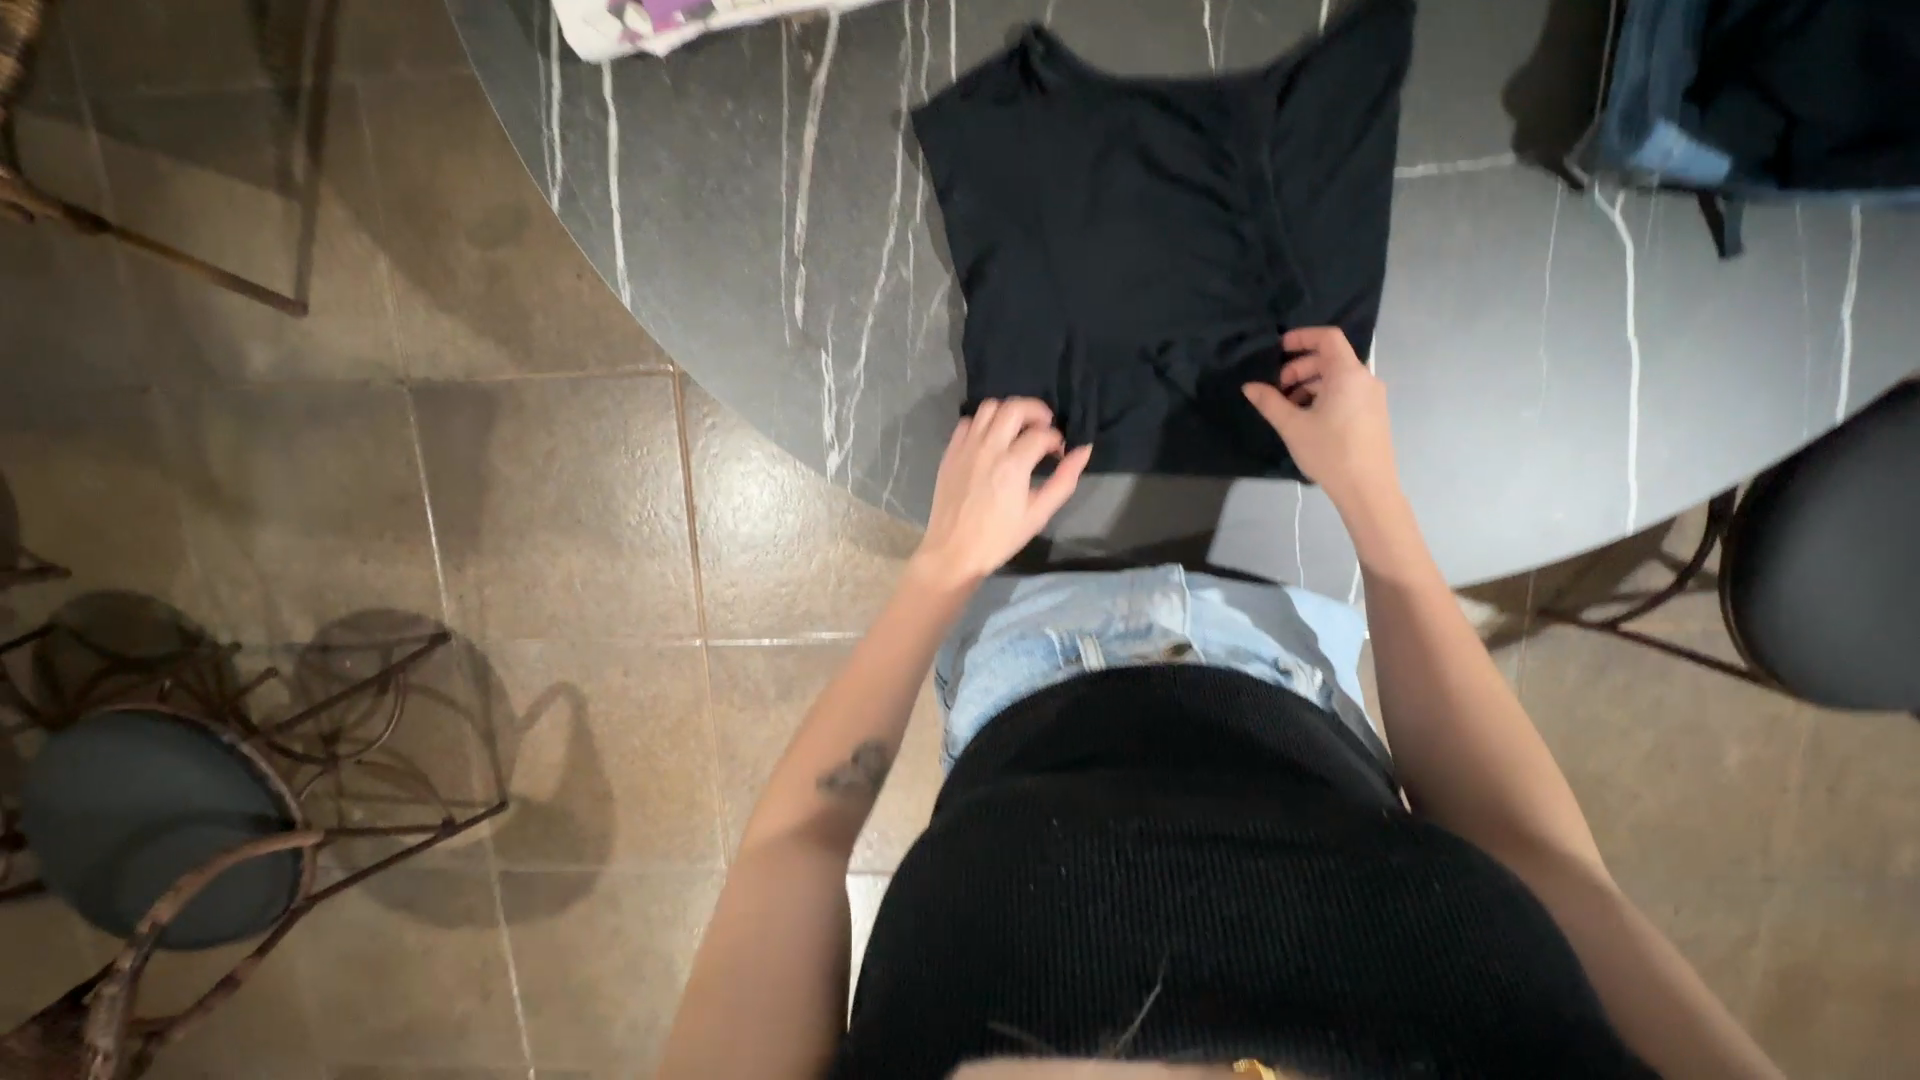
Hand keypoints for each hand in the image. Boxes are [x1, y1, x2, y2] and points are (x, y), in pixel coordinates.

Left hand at [914, 398, 1091, 586]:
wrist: (954, 551)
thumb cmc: (999, 537)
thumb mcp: (1039, 514)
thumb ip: (1064, 480)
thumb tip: (1083, 451)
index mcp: (1013, 464)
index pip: (1042, 434)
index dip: (1056, 439)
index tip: (1058, 452)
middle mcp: (988, 448)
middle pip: (1014, 407)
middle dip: (1036, 411)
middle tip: (1044, 427)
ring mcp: (966, 448)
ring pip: (989, 407)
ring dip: (1008, 412)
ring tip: (1018, 429)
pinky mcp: (950, 452)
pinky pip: (968, 422)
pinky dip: (983, 423)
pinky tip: (991, 440)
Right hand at [1242, 326, 1399, 510]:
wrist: (1367, 488)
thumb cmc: (1330, 452)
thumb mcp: (1293, 426)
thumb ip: (1270, 402)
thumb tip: (1250, 386)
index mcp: (1347, 374)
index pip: (1328, 338)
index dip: (1303, 337)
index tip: (1279, 348)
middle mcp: (1365, 379)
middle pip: (1330, 358)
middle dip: (1300, 368)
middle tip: (1278, 389)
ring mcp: (1372, 397)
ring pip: (1337, 378)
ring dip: (1310, 385)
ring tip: (1289, 408)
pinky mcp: (1373, 414)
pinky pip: (1346, 393)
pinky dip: (1324, 396)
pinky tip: (1308, 420)